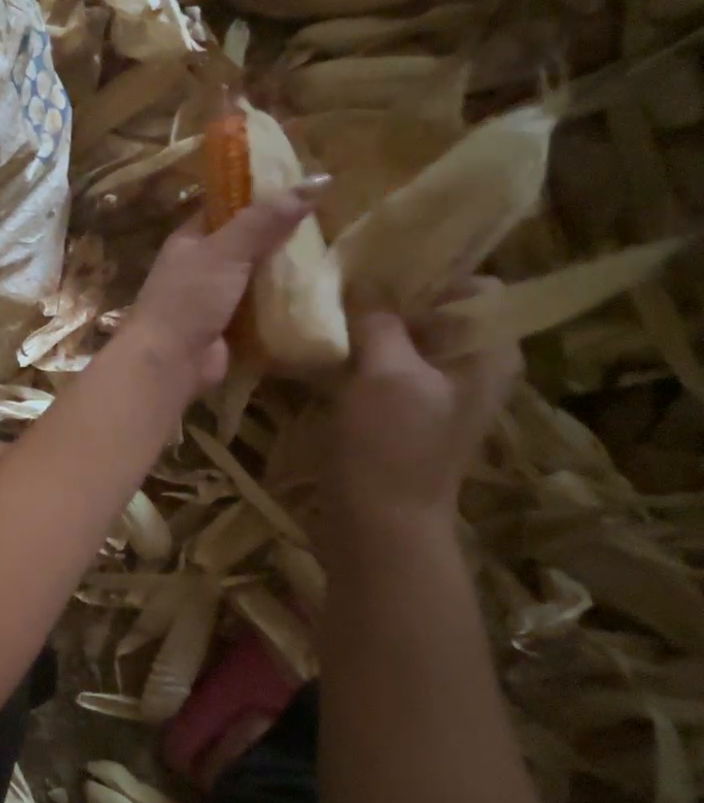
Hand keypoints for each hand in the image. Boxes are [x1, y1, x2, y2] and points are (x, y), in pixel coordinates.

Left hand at [117, 184, 321, 395]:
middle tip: (332, 218)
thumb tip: (315, 180)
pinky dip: (287, 298)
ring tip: (336, 249)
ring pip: (258, 274)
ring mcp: (215, 297)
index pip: (225, 207)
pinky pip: (264, 305)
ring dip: (289, 268)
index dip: (259, 194)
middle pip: (247, 242)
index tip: (304, 184)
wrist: (169, 361)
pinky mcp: (231, 325)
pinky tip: (323, 288)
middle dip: (282, 234)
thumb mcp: (226, 250)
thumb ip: (265, 219)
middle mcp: (199, 266)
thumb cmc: (188, 298)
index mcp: (188, 241)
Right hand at [328, 293, 521, 519]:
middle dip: (381, 300)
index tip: (369, 277)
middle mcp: (468, 366)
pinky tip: (315, 358)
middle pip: (429, 311)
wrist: (377, 525)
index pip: (472, 286)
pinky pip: (378, 368)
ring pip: (398, 340)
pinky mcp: (398, 413)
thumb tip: (360, 283)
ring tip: (317, 323)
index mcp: (487, 352)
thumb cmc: (391, 448)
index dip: (424, 277)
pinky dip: (350, 358)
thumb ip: (379, 323)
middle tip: (331, 296)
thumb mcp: (385, 376)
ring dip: (359, 331)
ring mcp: (431, 392)